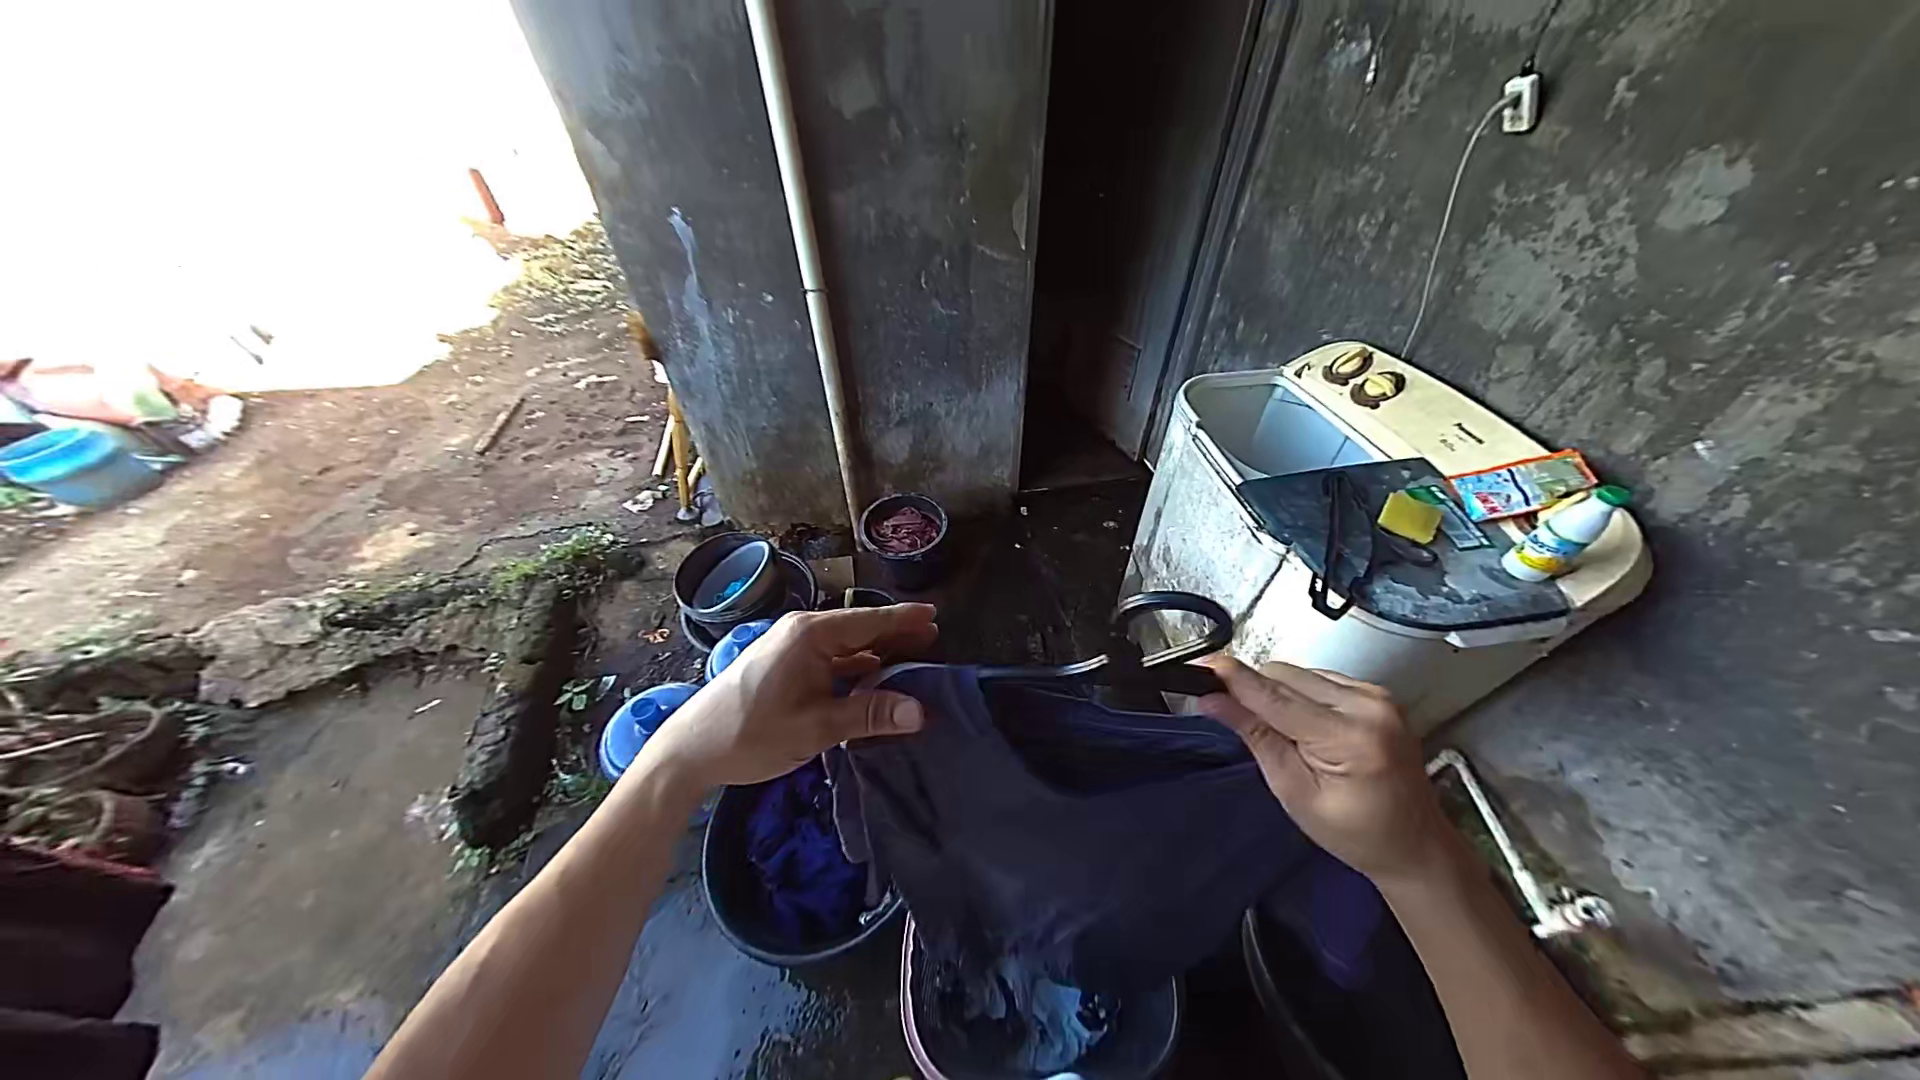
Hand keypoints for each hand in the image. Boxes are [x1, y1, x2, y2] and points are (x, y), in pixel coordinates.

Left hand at [638, 604, 939, 789]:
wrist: (689, 750)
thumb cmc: (751, 733)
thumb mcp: (816, 727)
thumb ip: (870, 715)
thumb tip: (921, 712)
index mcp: (810, 635)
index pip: (869, 621)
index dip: (904, 620)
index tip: (936, 616)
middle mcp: (802, 632)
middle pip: (859, 629)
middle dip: (895, 634)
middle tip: (933, 637)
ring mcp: (791, 647)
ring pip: (846, 644)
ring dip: (877, 651)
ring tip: (912, 654)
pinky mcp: (785, 664)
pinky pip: (831, 658)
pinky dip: (855, 666)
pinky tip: (873, 674)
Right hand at [1198, 655, 1450, 885]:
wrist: (1417, 846)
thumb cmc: (1357, 834)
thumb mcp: (1294, 791)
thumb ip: (1255, 737)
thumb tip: (1213, 701)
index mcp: (1349, 737)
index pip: (1274, 695)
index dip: (1231, 679)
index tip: (1200, 668)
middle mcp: (1368, 705)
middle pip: (1283, 675)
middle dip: (1252, 690)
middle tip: (1234, 715)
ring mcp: (1376, 696)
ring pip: (1297, 672)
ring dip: (1274, 691)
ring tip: (1278, 731)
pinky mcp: (1375, 693)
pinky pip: (1316, 677)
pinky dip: (1297, 693)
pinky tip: (1301, 724)